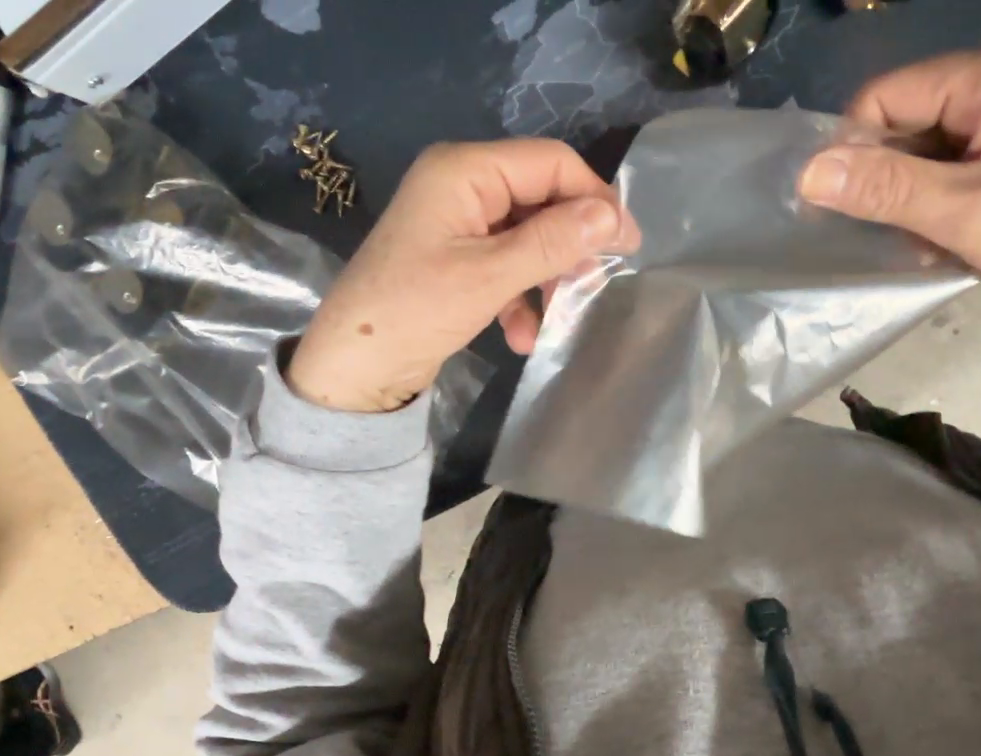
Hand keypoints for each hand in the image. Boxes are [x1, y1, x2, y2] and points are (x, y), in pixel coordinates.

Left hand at [288, 140, 637, 411]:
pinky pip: (503, 266)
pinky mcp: (453, 261)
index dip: (593, 198)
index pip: (549, 163)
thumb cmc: (414, 311)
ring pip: (525, 237)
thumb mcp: (489, 277)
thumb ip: (552, 243)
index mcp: (464, 171)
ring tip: (560, 317)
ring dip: (545, 279)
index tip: (627, 244)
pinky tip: (522, 337)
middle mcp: (460, 186)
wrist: (353, 367)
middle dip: (568, 244)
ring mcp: (456, 225)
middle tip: (598, 284)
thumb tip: (611, 217)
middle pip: (539, 199)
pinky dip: (518, 298)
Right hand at [797, 28, 980, 364]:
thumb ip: (884, 189)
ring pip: (929, 144)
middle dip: (892, 179)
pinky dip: (943, 197)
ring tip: (935, 238)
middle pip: (908, 118)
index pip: (888, 96)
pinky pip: (958, 158)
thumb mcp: (964, 213)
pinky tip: (955, 231)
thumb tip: (807, 174)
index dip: (854, 150)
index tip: (845, 209)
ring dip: (916, 195)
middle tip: (900, 233)